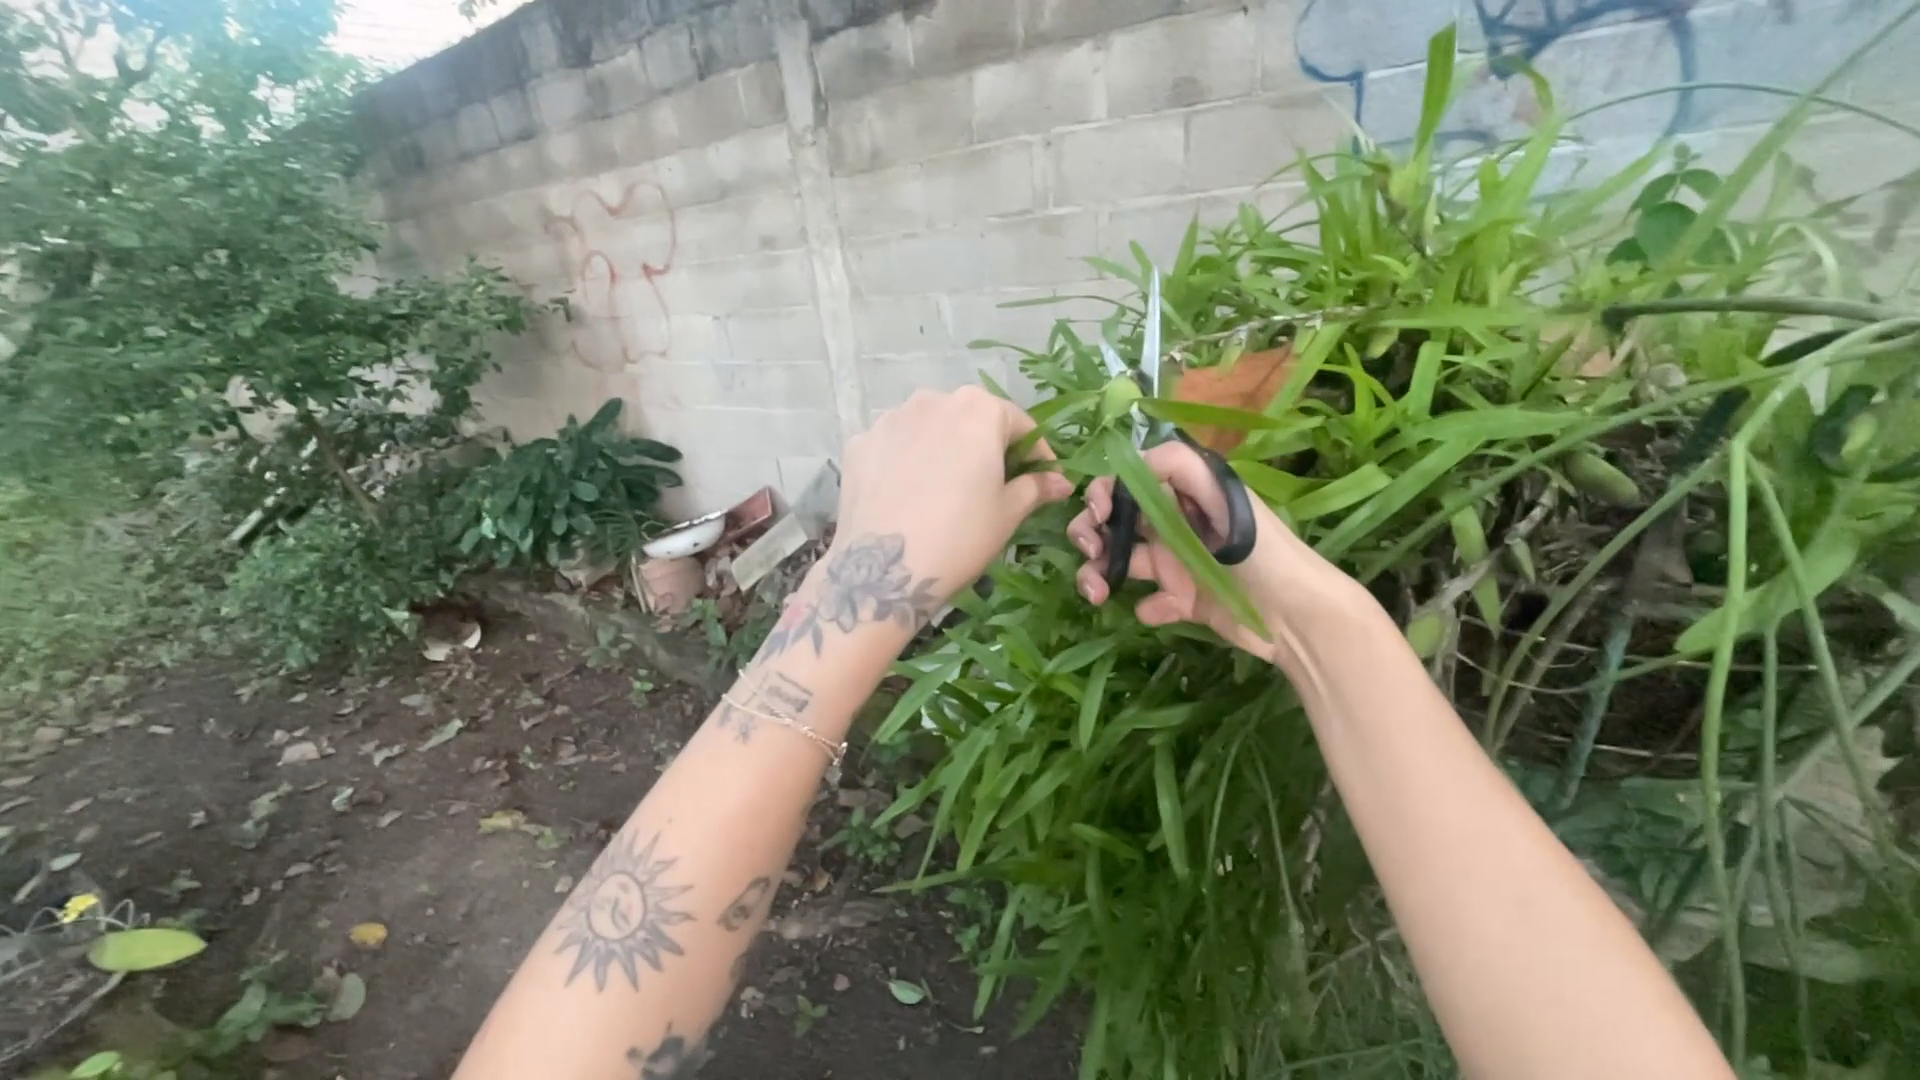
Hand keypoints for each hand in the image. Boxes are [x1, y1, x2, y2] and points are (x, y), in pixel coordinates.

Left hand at [829, 387, 1073, 608]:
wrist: (885, 569)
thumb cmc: (960, 536)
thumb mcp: (1008, 513)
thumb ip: (1036, 487)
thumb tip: (1060, 481)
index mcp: (979, 410)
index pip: (1019, 424)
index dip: (1036, 453)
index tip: (1042, 478)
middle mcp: (933, 400)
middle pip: (970, 418)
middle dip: (986, 446)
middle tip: (993, 484)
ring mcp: (890, 419)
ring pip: (928, 428)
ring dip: (943, 449)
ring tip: (946, 489)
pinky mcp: (859, 443)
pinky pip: (894, 445)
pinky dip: (906, 461)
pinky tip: (908, 494)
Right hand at [1065, 441, 1365, 665]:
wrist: (1298, 618)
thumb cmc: (1264, 552)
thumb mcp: (1226, 499)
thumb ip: (1180, 469)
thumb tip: (1130, 461)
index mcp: (1186, 495)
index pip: (1131, 482)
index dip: (1105, 492)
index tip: (1099, 513)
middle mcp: (1176, 524)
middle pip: (1116, 522)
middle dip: (1091, 533)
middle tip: (1089, 552)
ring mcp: (1177, 564)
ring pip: (1122, 562)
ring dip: (1099, 574)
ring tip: (1097, 594)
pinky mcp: (1183, 601)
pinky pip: (1148, 602)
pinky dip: (1147, 607)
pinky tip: (1164, 609)